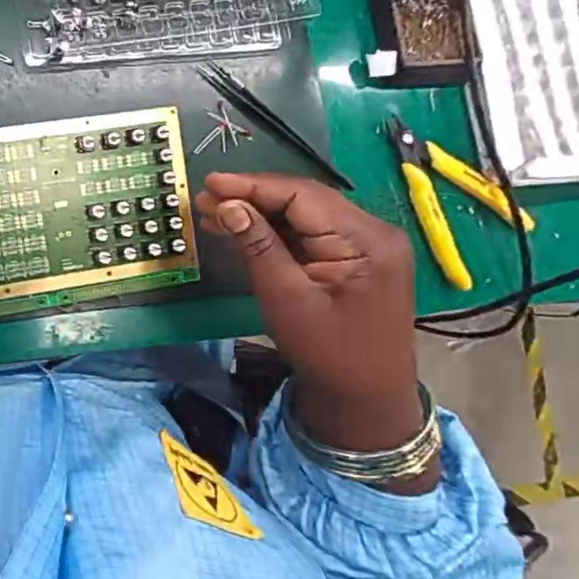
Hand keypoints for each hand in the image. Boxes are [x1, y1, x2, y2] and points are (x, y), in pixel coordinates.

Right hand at [195, 173, 416, 397]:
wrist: (364, 395)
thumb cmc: (326, 351)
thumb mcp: (285, 297)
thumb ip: (257, 245)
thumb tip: (228, 205)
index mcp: (365, 240)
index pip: (301, 195)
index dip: (252, 185)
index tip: (210, 183)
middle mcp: (374, 232)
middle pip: (304, 199)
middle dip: (252, 196)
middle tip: (205, 199)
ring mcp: (368, 243)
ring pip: (305, 213)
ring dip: (260, 211)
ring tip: (214, 212)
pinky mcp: (357, 256)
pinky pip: (311, 231)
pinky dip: (275, 229)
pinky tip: (243, 229)